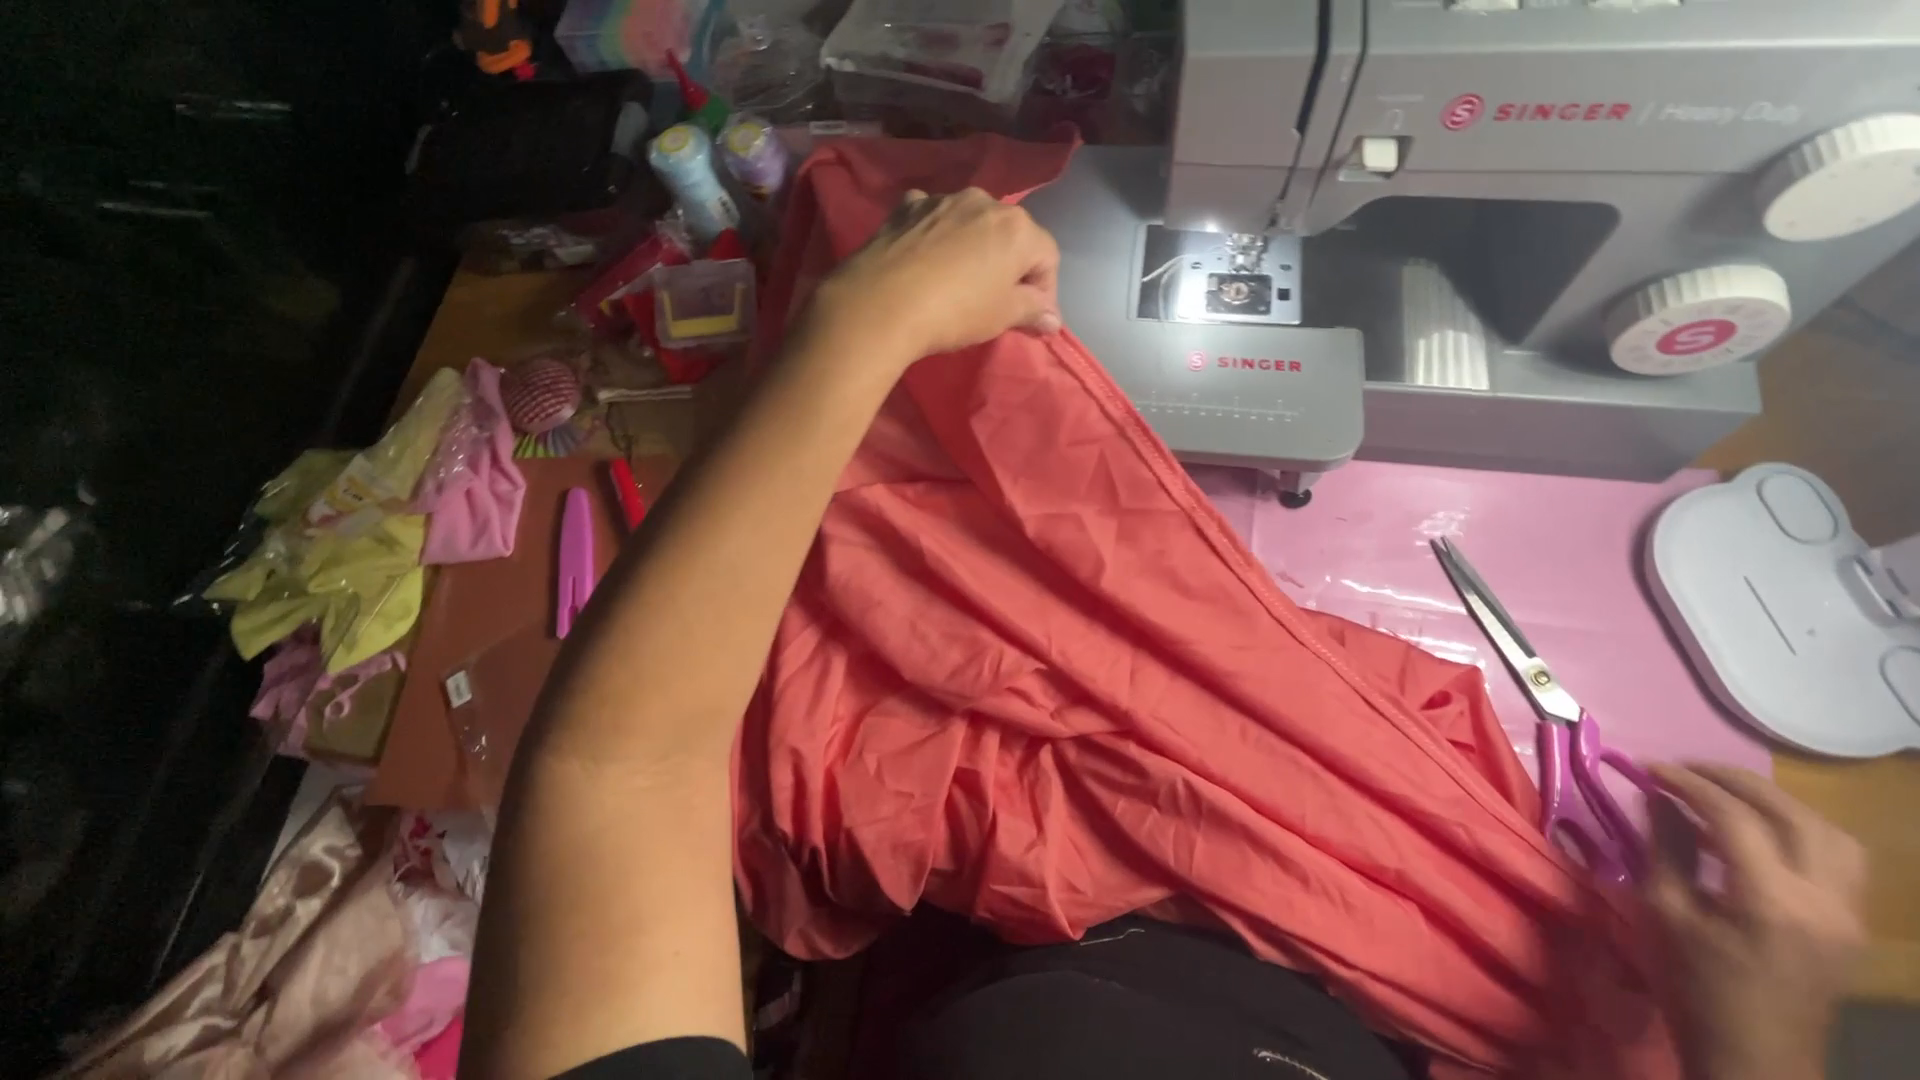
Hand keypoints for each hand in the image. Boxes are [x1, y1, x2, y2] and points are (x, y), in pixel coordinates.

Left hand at [806, 188, 1061, 367]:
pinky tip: (925, 260)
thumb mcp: (1002, 317)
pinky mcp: (906, 208)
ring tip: (958, 283)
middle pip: (1009, 235)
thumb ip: (1033, 311)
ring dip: (972, 249)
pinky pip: (932, 219)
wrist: (882, 304)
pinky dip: (935, 236)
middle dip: (1009, 267)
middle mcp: (983, 201)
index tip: (1031, 320)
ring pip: (970, 223)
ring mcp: (942, 199)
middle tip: (996, 302)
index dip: (1044, 292)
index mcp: (1017, 227)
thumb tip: (1052, 318)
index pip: (1047, 257)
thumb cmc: (955, 312)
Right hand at [1643, 764, 1866, 1079]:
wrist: (1753, 1053)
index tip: (1647, 768)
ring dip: (1776, 802)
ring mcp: (1848, 913)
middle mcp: (1823, 900)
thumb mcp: (1663, 912)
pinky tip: (1761, 830)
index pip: (1733, 817)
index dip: (1687, 784)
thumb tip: (1659, 798)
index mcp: (1769, 900)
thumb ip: (1664, 848)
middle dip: (1733, 781)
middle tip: (1685, 769)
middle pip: (1790, 815)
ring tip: (1726, 792)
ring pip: (1828, 832)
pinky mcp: (1852, 922)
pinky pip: (1840, 857)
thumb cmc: (1692, 984)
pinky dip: (1800, 829)